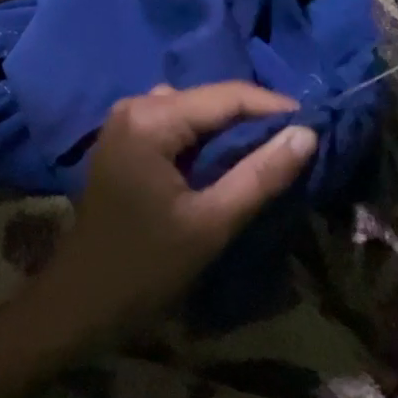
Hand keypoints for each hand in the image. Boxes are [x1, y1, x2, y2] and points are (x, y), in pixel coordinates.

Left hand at [42, 82, 317, 331]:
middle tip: (298, 141)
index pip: (227, 96)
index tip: (316, 125)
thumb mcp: (211, 223)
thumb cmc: (145, 267)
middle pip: (209, 98)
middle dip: (254, 117)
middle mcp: (134, 104)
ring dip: (230, 127)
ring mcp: (124, 119)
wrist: (81, 301)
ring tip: (269, 151)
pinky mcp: (124, 138)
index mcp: (151, 118)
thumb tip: (307, 133)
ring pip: (193, 109)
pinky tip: (227, 159)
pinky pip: (174, 122)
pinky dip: (204, 136)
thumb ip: (260, 174)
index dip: (275, 107)